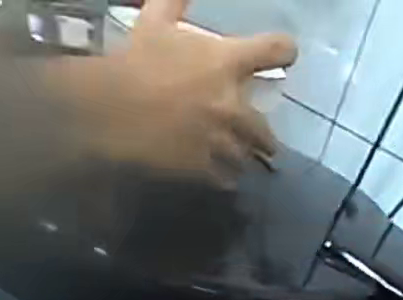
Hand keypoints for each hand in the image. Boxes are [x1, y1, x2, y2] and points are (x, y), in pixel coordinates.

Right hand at [49, 0, 296, 181]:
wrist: (115, 110)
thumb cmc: (137, 61)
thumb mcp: (156, 20)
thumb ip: (176, 2)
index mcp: (227, 63)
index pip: (274, 51)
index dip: (284, 51)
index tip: (287, 55)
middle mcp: (233, 106)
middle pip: (266, 131)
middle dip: (266, 137)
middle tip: (265, 142)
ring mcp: (222, 142)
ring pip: (247, 157)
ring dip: (244, 157)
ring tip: (240, 161)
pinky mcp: (206, 168)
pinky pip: (227, 179)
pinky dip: (226, 177)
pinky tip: (221, 176)